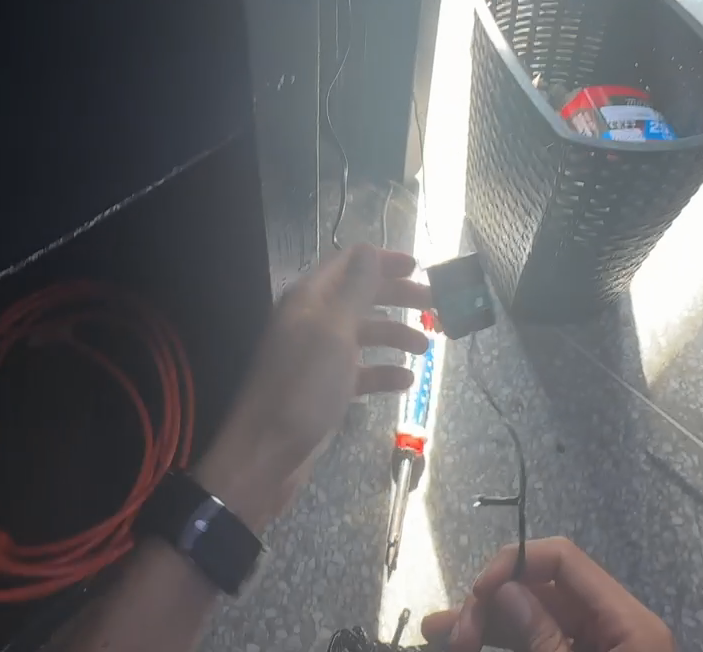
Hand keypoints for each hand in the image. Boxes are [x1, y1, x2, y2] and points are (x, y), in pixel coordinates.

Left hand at [192, 245, 431, 532]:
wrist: (267, 453)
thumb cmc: (303, 386)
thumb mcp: (334, 330)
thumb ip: (355, 288)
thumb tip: (370, 249)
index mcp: (311, 298)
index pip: (350, 264)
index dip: (383, 261)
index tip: (419, 267)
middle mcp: (313, 319)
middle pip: (361, 296)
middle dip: (397, 297)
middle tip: (435, 304)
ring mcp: (318, 354)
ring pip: (363, 333)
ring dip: (395, 335)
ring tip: (426, 348)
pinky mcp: (324, 386)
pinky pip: (359, 370)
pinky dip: (383, 372)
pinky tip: (405, 381)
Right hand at [421, 538, 673, 651]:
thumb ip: (540, 635)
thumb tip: (506, 587)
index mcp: (627, 621)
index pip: (563, 559)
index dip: (515, 562)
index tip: (476, 591)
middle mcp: (613, 627)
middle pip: (542, 589)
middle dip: (491, 602)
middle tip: (449, 631)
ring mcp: (597, 649)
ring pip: (533, 617)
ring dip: (489, 623)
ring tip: (441, 633)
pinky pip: (538, 642)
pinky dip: (505, 643)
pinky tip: (469, 645)